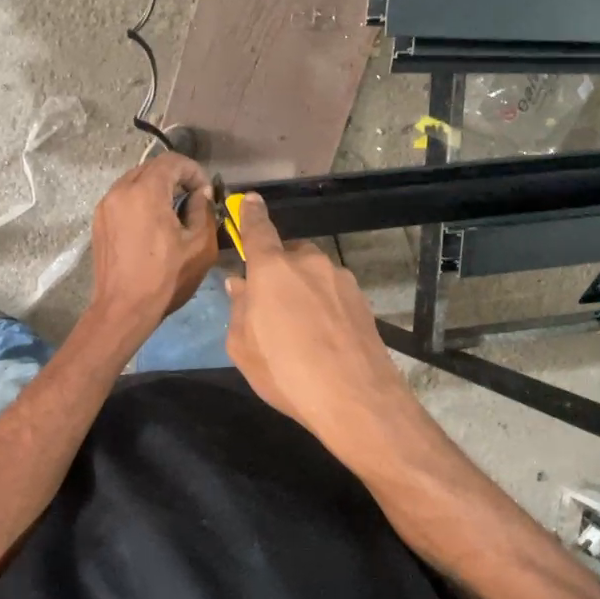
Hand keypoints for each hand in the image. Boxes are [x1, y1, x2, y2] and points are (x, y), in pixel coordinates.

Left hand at [89, 153, 218, 331]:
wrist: (123, 308)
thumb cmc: (165, 278)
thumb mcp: (199, 245)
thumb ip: (203, 210)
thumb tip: (200, 193)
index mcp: (145, 192)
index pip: (171, 162)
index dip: (192, 170)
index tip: (204, 191)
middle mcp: (120, 192)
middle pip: (150, 168)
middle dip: (173, 177)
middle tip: (191, 198)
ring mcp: (105, 207)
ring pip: (133, 182)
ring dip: (154, 188)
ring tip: (172, 211)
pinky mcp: (98, 222)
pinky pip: (122, 200)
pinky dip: (138, 202)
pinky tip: (151, 224)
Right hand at [224, 194, 412, 437]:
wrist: (354, 398)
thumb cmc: (285, 372)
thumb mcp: (242, 347)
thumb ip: (238, 309)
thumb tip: (240, 285)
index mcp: (272, 270)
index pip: (257, 230)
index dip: (250, 215)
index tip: (248, 200)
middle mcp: (309, 263)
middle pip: (287, 254)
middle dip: (276, 270)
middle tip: (267, 304)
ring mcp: (340, 280)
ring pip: (312, 274)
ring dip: (301, 290)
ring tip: (295, 328)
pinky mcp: (361, 301)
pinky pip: (331, 293)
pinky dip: (321, 306)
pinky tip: (319, 338)